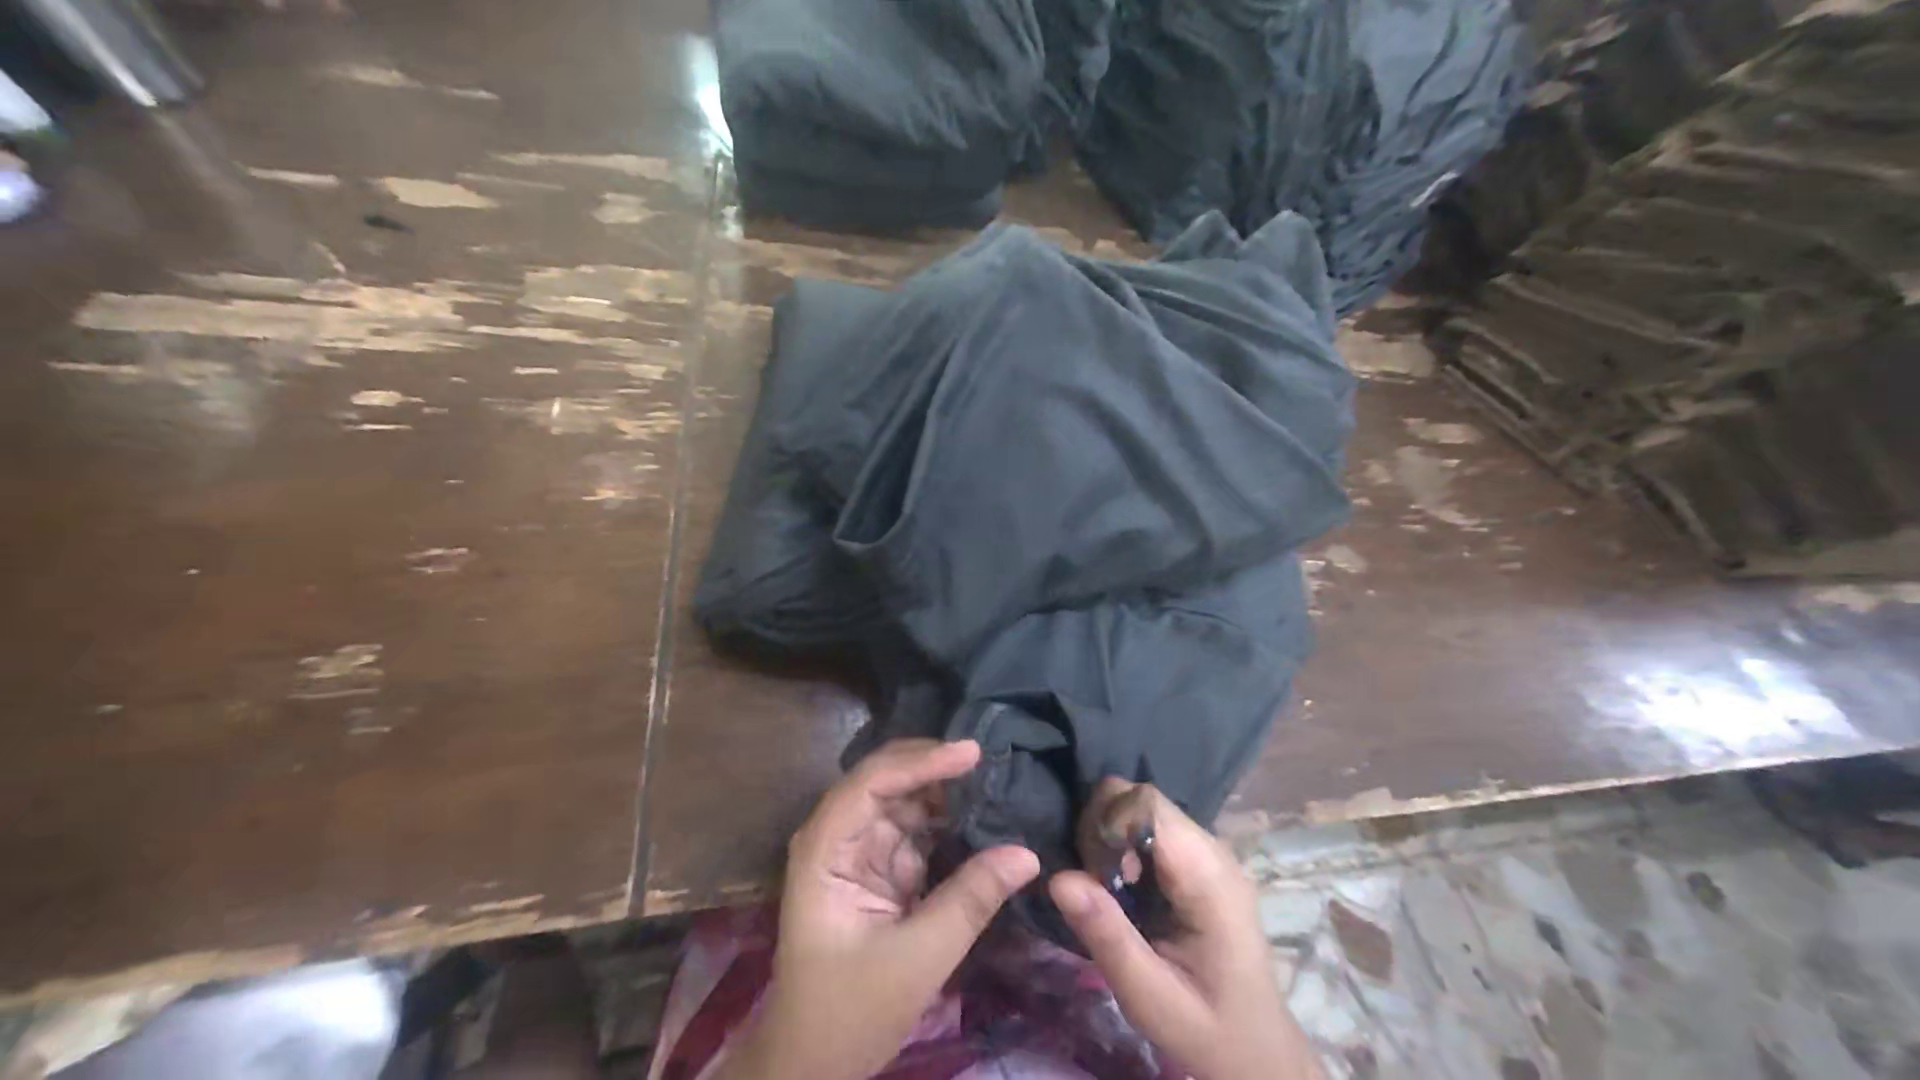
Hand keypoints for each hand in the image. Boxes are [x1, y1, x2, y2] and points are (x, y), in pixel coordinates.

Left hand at [722, 739, 1039, 1079]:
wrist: (815, 1062)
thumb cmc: (849, 1012)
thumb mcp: (916, 960)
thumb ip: (969, 901)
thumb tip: (1028, 854)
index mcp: (825, 849)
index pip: (871, 784)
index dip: (920, 763)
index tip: (971, 753)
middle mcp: (838, 836)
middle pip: (886, 781)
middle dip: (934, 766)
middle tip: (989, 758)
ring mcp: (860, 850)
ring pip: (904, 800)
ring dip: (945, 790)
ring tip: (993, 778)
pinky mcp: (881, 868)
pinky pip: (916, 830)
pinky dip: (948, 820)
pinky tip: (980, 812)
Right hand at [1050, 779, 1323, 1079]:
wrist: (1259, 1052)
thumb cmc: (1206, 1030)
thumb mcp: (1150, 999)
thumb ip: (1107, 937)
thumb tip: (1058, 878)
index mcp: (1209, 877)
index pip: (1146, 804)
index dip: (1106, 821)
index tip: (1090, 872)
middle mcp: (1212, 849)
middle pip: (1141, 798)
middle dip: (1102, 827)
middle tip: (1092, 883)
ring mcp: (1208, 851)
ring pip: (1142, 807)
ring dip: (1110, 836)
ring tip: (1107, 888)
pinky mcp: (1198, 859)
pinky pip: (1150, 826)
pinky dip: (1123, 844)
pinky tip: (1123, 887)